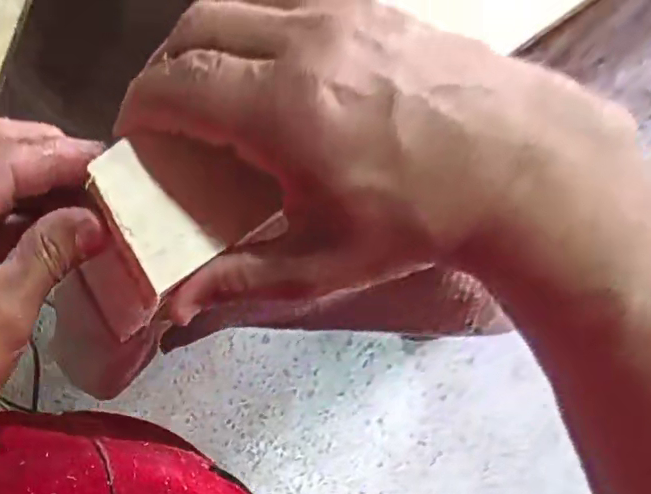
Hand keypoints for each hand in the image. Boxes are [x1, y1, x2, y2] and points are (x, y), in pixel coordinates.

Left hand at [0, 118, 108, 426]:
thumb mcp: (9, 308)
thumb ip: (49, 253)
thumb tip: (96, 218)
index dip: (57, 157)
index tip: (107, 161)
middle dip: (48, 154)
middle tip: (99, 171)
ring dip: (41, 177)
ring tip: (90, 191)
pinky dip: (30, 204)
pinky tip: (65, 213)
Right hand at [115, 0, 643, 324]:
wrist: (521, 166)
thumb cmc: (412, 224)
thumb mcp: (313, 267)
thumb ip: (233, 280)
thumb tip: (173, 307)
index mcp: (283, 110)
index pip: (176, 83)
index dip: (137, 109)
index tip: (129, 142)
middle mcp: (305, 44)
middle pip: (193, 28)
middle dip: (157, 73)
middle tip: (155, 123)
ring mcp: (341, 15)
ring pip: (235, 9)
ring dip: (199, 51)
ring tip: (199, 107)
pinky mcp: (369, 9)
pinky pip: (279, 9)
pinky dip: (245, 42)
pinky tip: (257, 91)